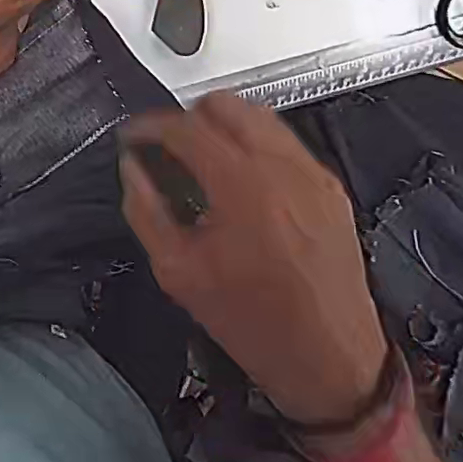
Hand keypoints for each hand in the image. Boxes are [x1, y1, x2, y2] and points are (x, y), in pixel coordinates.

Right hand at [119, 93, 387, 426]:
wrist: (329, 356)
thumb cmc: (255, 322)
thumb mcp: (177, 271)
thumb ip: (145, 210)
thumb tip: (132, 171)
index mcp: (242, 186)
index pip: (186, 127)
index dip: (150, 125)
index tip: (135, 135)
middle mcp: (283, 169)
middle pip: (225, 105)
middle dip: (186, 117)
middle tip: (166, 143)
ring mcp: (312, 174)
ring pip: (258, 115)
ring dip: (220, 125)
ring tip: (199, 155)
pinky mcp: (329, 187)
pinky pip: (283, 142)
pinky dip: (252, 143)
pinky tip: (237, 175)